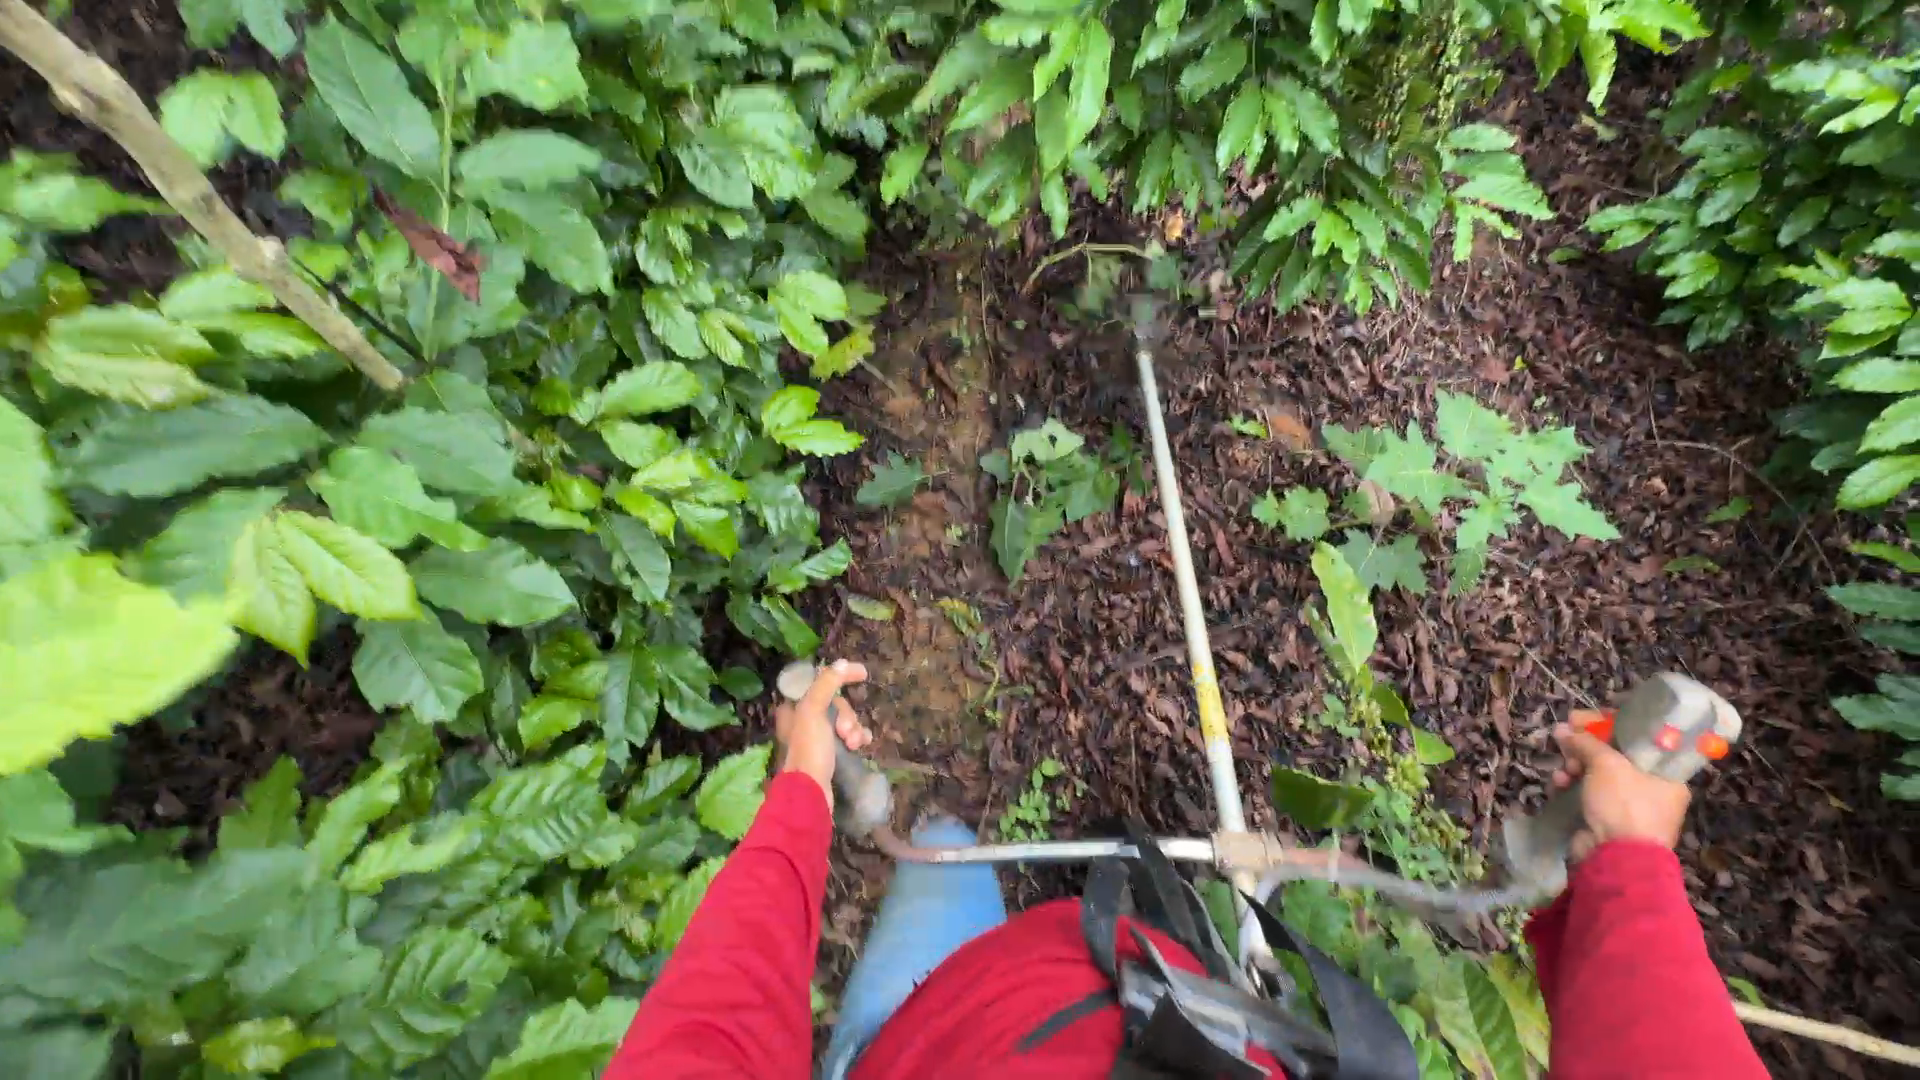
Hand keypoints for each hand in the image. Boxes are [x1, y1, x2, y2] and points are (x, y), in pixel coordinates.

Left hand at [772, 659, 871, 809]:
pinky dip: (858, 738)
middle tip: (847, 731)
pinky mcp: (829, 755)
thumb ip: (826, 684)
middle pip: (836, 703)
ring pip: (844, 721)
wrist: (810, 795)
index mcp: (794, 708)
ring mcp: (816, 740)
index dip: (841, 677)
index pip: (820, 682)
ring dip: (855, 728)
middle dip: (847, 715)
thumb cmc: (809, 751)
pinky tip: (863, 746)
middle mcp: (803, 722)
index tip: (863, 674)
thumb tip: (843, 663)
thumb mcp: (814, 711)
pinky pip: (849, 738)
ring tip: (855, 744)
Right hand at [1551, 723, 1690, 862]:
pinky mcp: (1604, 816)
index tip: (1581, 719)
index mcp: (1665, 774)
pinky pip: (1585, 790)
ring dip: (1573, 766)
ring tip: (1563, 771)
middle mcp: (1650, 787)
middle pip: (1611, 754)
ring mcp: (1626, 804)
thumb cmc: (1625, 805)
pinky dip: (1570, 785)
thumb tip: (1563, 729)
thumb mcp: (1607, 765)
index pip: (1637, 738)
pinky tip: (1559, 785)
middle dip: (1584, 747)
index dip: (1608, 724)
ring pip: (1593, 772)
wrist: (1617, 857)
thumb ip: (1586, 742)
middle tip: (1564, 741)